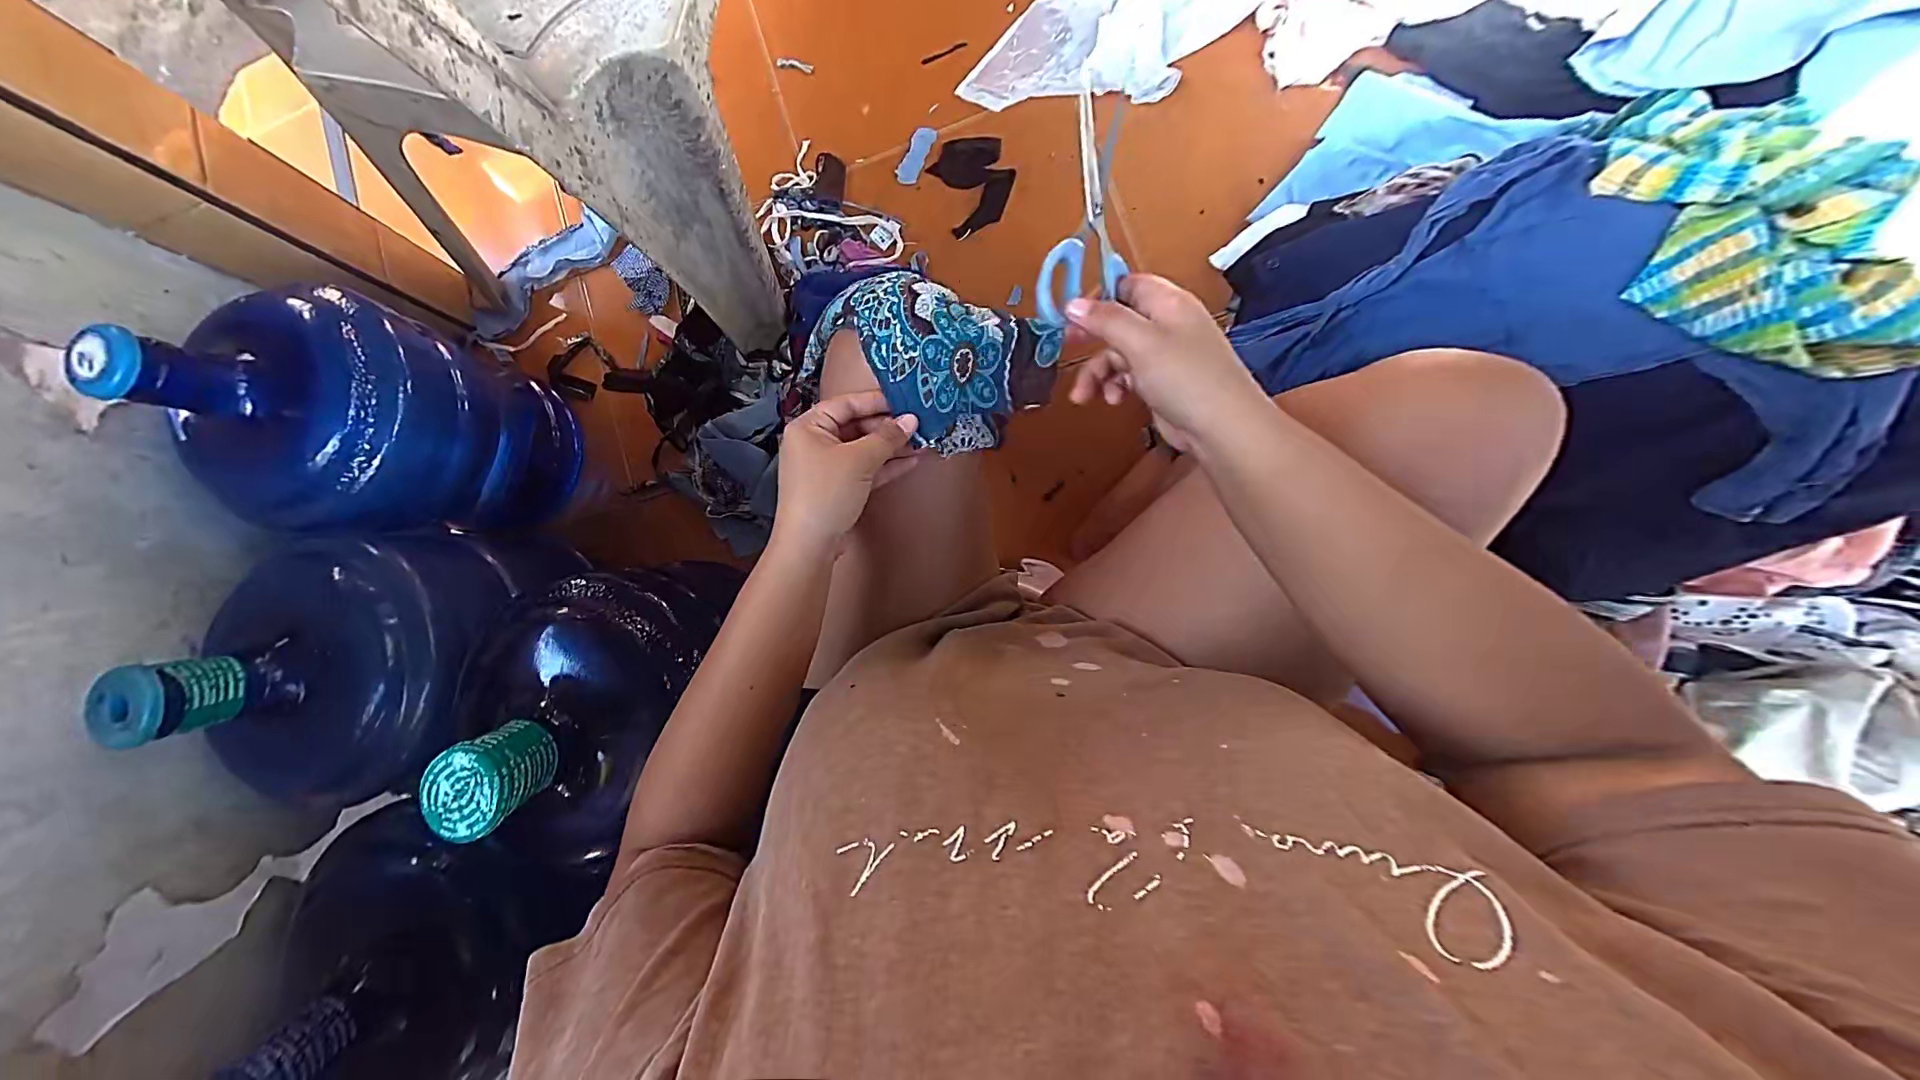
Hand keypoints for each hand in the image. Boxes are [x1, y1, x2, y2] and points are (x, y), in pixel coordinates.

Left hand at [773, 390, 920, 552]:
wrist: (810, 544)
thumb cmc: (823, 495)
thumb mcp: (859, 459)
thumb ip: (887, 437)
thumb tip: (910, 421)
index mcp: (808, 427)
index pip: (846, 404)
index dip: (876, 402)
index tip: (903, 401)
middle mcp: (815, 443)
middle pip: (857, 426)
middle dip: (888, 428)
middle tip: (917, 425)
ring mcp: (827, 467)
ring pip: (864, 449)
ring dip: (892, 447)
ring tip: (920, 442)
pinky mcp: (839, 487)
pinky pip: (865, 469)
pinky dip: (886, 465)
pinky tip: (910, 461)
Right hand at [1064, 274, 1270, 452]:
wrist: (1220, 427)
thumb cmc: (1187, 378)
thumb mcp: (1140, 343)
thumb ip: (1106, 320)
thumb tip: (1073, 304)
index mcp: (1168, 303)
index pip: (1128, 284)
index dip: (1100, 295)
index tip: (1073, 313)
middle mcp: (1167, 325)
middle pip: (1119, 321)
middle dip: (1093, 336)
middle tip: (1069, 345)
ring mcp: (1166, 355)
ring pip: (1119, 354)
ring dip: (1099, 372)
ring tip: (1084, 394)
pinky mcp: (1163, 383)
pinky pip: (1129, 377)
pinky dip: (1115, 387)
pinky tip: (1113, 400)